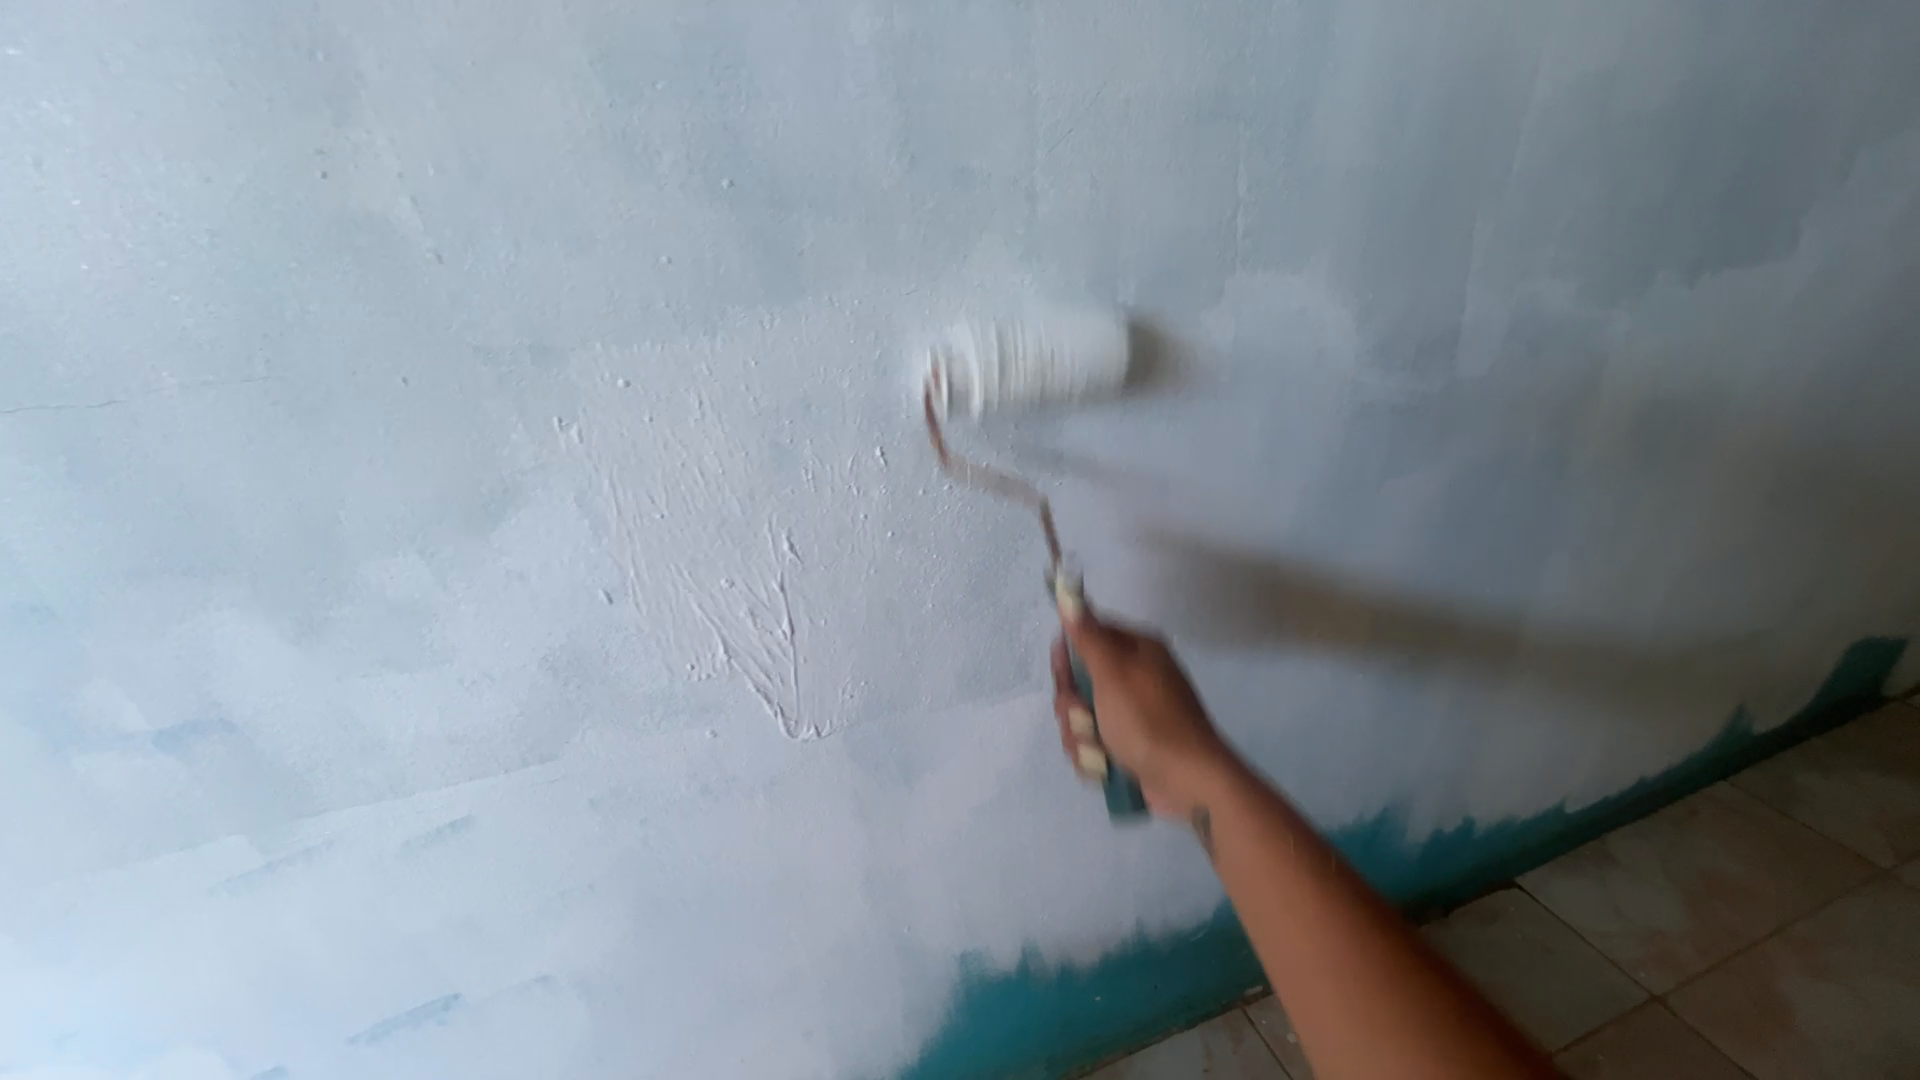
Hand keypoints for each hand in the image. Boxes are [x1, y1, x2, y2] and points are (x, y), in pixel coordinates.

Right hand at [1050, 606, 1237, 819]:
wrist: (1187, 781)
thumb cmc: (1148, 720)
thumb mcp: (1112, 673)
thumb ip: (1087, 636)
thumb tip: (1069, 594)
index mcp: (1137, 649)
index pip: (1087, 636)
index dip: (1068, 657)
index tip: (1063, 676)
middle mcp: (1135, 675)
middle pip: (1079, 680)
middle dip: (1072, 706)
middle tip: (1082, 718)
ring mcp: (1133, 712)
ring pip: (1081, 715)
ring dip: (1079, 736)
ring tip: (1096, 751)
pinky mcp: (1130, 743)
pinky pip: (1093, 742)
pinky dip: (1092, 756)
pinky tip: (1102, 767)